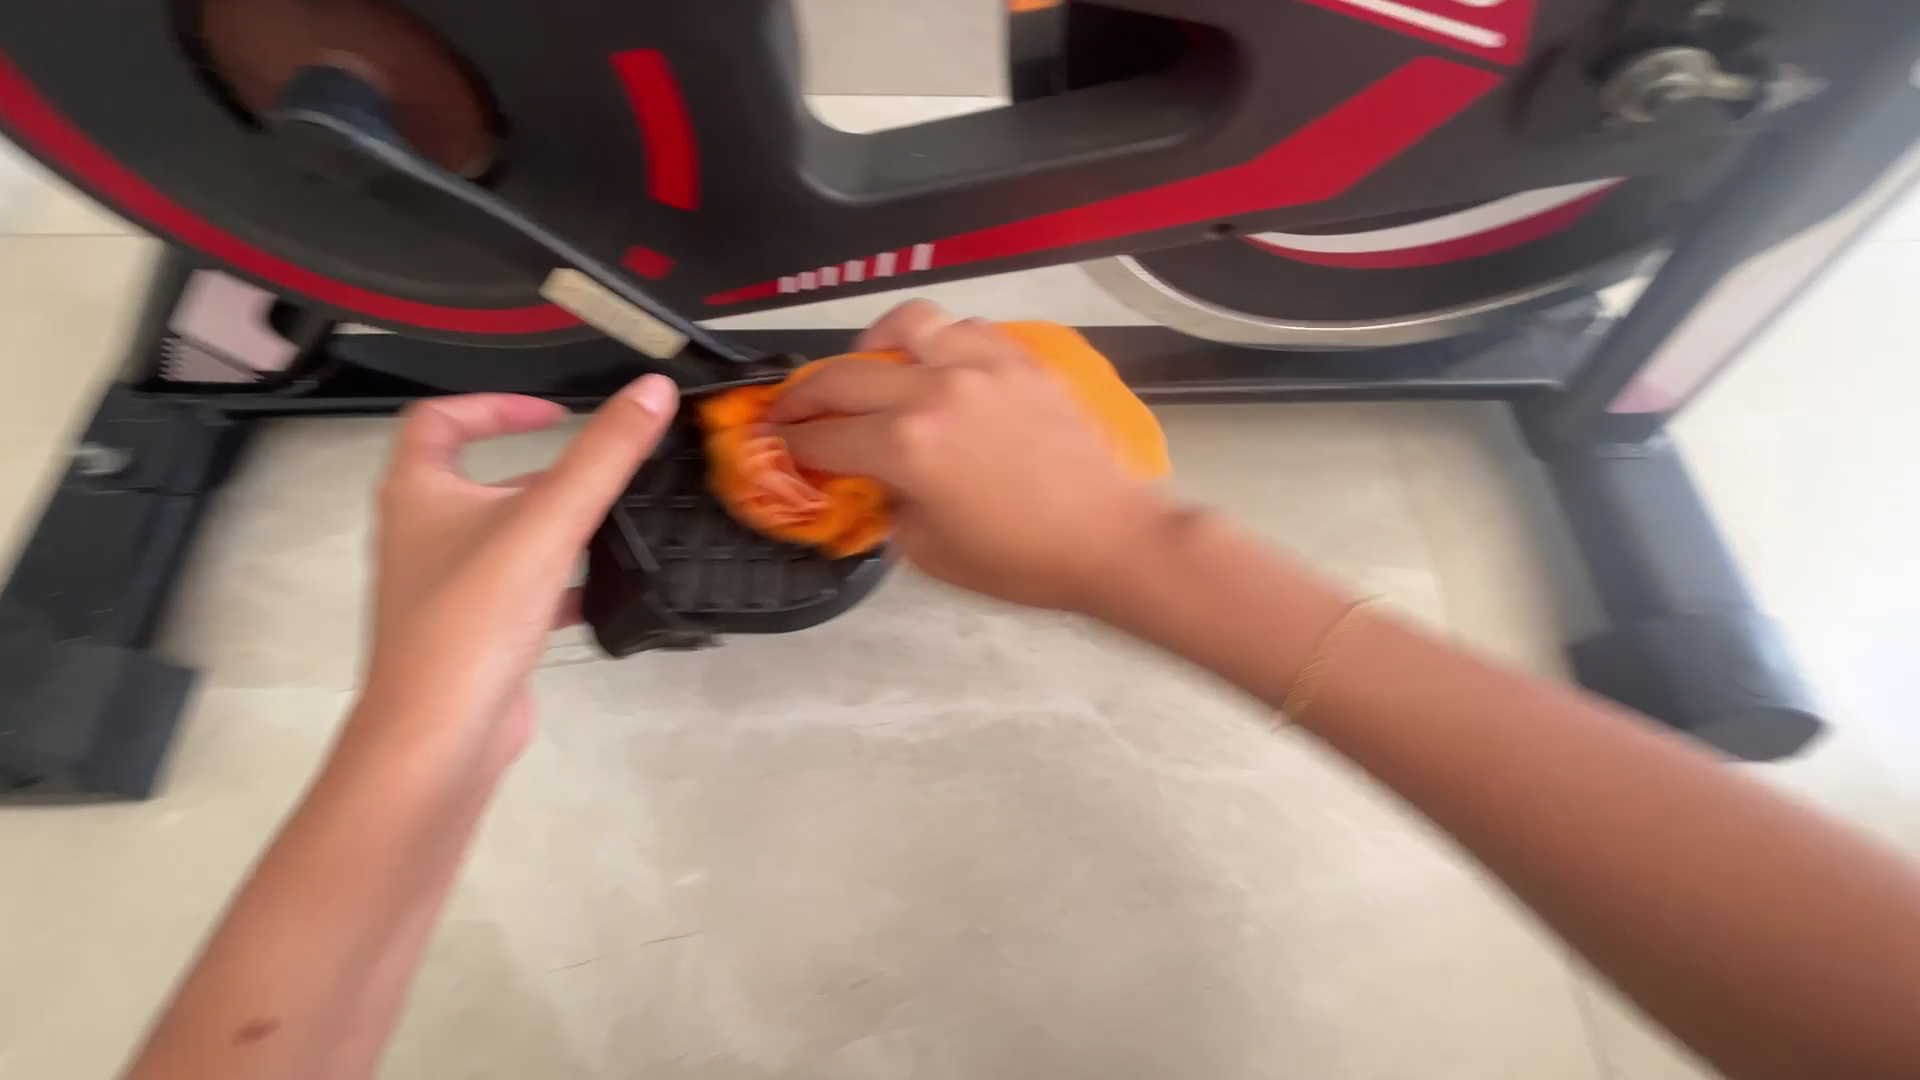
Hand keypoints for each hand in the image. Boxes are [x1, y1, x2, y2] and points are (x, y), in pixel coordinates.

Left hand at [353, 376, 678, 774]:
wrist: (443, 733)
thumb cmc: (479, 613)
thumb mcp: (551, 520)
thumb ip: (606, 454)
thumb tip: (654, 388)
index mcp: (419, 493)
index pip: (440, 421)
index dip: (496, 406)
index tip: (556, 414)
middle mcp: (424, 534)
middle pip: (479, 481)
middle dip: (542, 472)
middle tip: (602, 474)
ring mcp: (446, 587)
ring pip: (505, 538)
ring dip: (555, 526)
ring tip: (613, 527)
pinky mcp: (475, 630)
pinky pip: (521, 589)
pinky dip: (561, 582)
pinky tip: (602, 593)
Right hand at [767, 300, 1171, 612]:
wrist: (1107, 540)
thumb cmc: (1021, 561)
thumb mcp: (930, 553)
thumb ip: (887, 508)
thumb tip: (872, 482)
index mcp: (908, 445)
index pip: (827, 437)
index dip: (792, 443)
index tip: (774, 444)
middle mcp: (937, 390)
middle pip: (845, 376)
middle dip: (804, 395)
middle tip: (791, 411)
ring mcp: (982, 366)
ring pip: (906, 327)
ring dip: (870, 348)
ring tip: (868, 371)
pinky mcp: (1020, 361)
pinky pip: (964, 330)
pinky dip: (937, 344)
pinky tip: (937, 369)